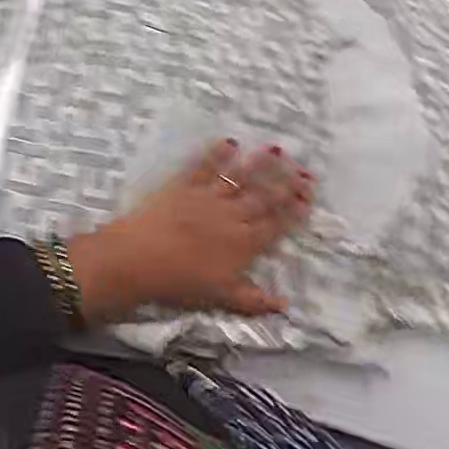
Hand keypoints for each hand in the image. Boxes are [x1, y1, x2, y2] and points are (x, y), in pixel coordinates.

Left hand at [66, 140, 311, 323]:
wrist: (140, 258)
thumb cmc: (180, 282)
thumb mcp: (222, 298)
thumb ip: (255, 300)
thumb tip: (286, 306)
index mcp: (244, 244)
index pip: (276, 224)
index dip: (294, 211)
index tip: (309, 197)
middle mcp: (231, 216)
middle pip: (264, 197)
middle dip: (286, 183)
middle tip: (305, 169)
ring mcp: (208, 197)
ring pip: (240, 177)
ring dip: (259, 163)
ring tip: (276, 149)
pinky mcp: (184, 185)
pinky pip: (204, 166)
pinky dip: (217, 153)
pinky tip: (230, 142)